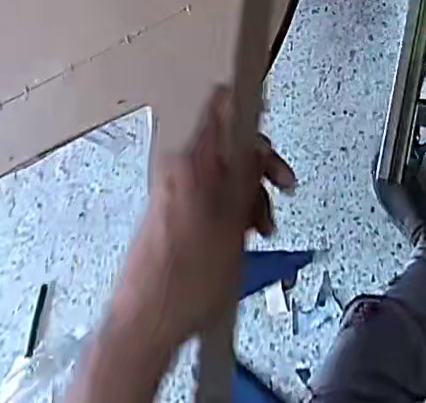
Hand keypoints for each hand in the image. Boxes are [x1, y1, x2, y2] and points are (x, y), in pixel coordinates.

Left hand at [110, 86, 296, 351]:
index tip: (266, 102)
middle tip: (279, 184)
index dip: (248, 101)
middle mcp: (178, 167)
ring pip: (221, 171)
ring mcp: (171, 189)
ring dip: (247, 191)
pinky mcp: (169, 211)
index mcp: (192, 159)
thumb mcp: (235, 218)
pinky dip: (229, 205)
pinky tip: (240, 232)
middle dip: (258, 164)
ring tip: (260, 223)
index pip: (222, 104)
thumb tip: (257, 137)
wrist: (146, 324)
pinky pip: (208, 193)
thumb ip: (248, 170)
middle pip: (228, 143)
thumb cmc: (183, 279)